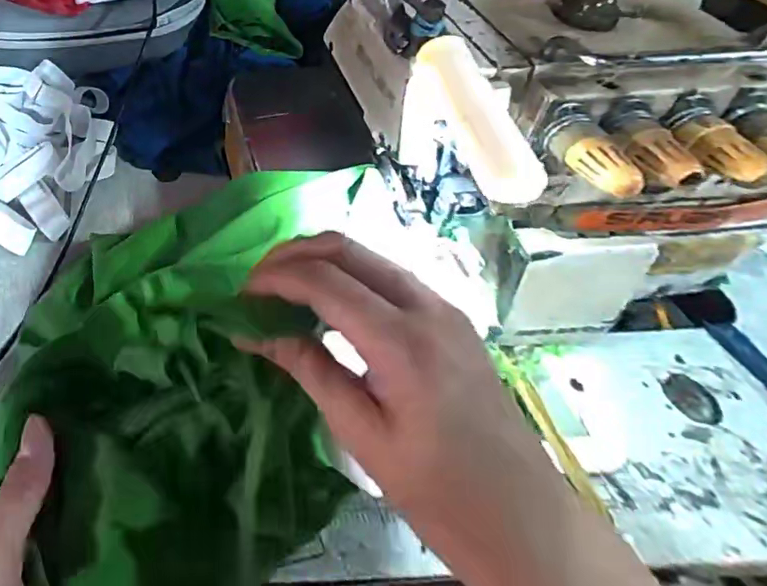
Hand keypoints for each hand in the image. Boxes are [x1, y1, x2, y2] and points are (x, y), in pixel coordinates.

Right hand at [242, 233, 650, 585]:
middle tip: (256, 281)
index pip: (324, 281)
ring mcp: (443, 304)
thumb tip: (256, 333)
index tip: (240, 296)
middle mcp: (426, 305)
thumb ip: (312, 371)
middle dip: (293, 254)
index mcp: (404, 342)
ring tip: (282, 287)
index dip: (275, 279)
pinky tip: (328, 302)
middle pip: (346, 248)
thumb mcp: (366, 440)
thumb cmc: (441, 493)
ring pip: (368, 254)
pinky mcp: (449, 314)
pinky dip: (348, 274)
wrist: (526, 518)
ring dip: (320, 259)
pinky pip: (388, 274)